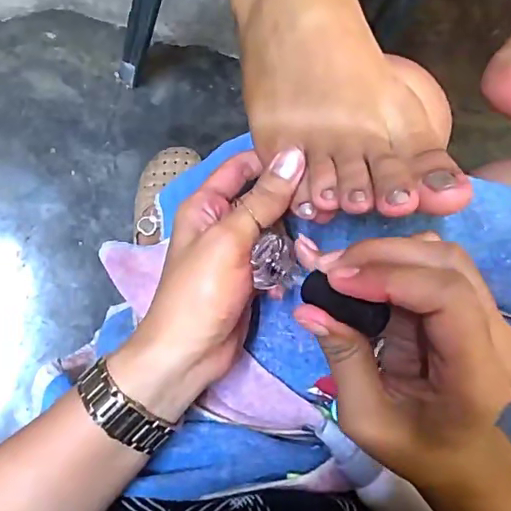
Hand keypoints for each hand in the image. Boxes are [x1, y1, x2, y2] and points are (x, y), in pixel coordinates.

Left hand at [110, 146, 304, 422]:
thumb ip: (261, 199)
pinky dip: (284, 265)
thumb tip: (292, 156)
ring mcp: (236, 252)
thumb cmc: (200, 292)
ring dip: (290, 238)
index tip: (314, 157)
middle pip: (263, 198)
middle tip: (322, 205)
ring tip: (311, 243)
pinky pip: (275, 260)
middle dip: (290, 201)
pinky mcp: (249, 278)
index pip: (242, 166)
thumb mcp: (230, 239)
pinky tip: (291, 276)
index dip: (273, 159)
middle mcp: (220, 223)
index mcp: (205, 205)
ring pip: (273, 230)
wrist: (188, 354)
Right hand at [291, 235, 510, 491]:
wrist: (457, 454)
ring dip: (388, 253)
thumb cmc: (411, 444)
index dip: (390, 277)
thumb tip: (308, 309)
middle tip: (327, 268)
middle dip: (381, 255)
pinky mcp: (481, 307)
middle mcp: (499, 339)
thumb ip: (343, 358)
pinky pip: (438, 266)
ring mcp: (497, 319)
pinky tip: (364, 275)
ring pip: (444, 256)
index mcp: (476, 376)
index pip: (448, 298)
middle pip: (447, 264)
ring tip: (342, 271)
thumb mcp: (365, 417)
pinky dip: (396, 260)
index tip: (334, 279)